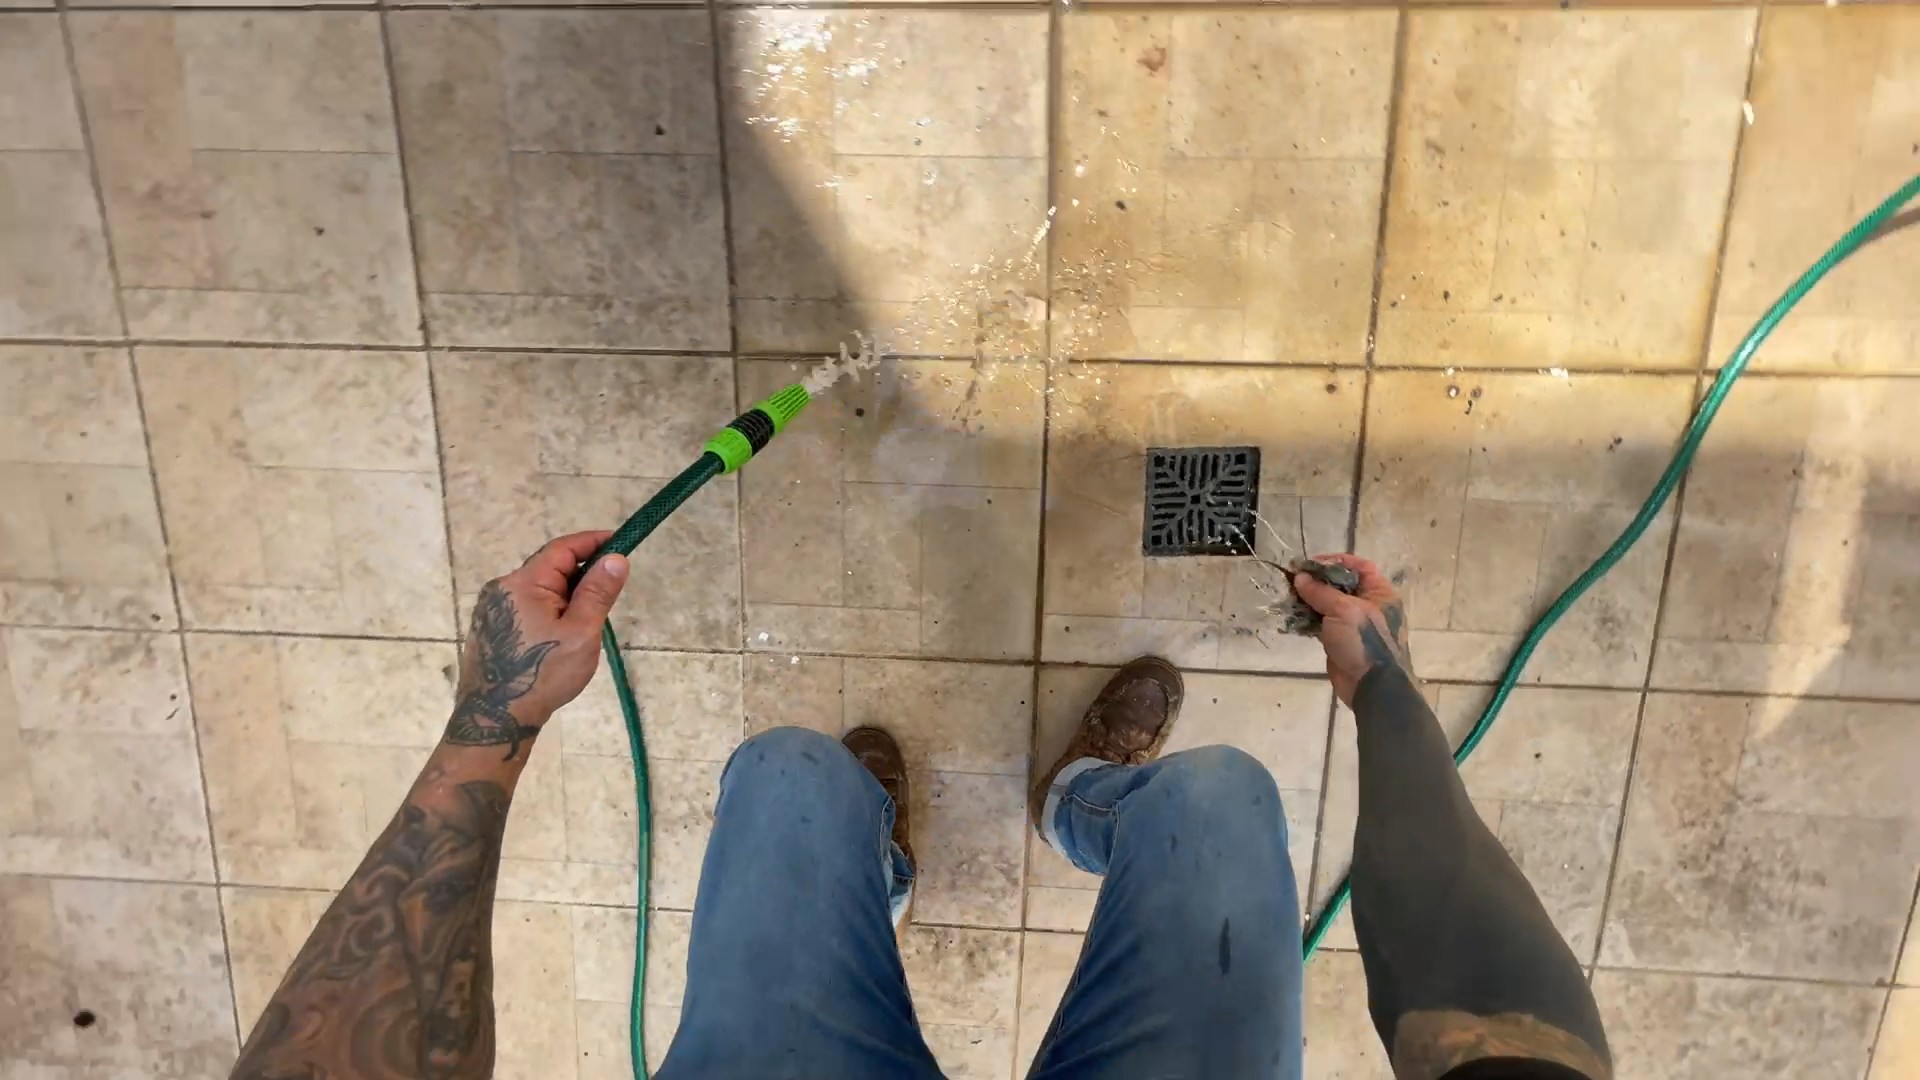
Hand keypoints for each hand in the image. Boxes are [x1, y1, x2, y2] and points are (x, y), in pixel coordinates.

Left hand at [444, 531, 629, 759]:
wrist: (494, 718)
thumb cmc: (543, 673)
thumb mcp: (581, 632)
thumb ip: (598, 592)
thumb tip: (616, 558)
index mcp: (523, 583)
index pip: (562, 548)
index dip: (593, 541)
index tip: (621, 543)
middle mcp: (503, 589)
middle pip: (550, 567)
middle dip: (584, 572)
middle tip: (612, 591)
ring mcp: (494, 610)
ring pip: (541, 589)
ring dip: (569, 594)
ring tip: (590, 619)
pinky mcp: (492, 628)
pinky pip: (529, 605)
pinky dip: (553, 608)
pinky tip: (564, 633)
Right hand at [1292, 553, 1413, 707]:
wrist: (1371, 686)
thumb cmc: (1364, 642)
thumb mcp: (1343, 611)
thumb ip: (1320, 592)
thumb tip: (1300, 577)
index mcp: (1379, 593)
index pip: (1359, 566)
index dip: (1335, 561)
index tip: (1310, 564)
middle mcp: (1368, 605)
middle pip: (1340, 583)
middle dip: (1316, 580)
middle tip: (1294, 580)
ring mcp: (1353, 623)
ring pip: (1328, 602)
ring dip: (1308, 599)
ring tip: (1288, 597)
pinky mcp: (1339, 638)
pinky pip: (1321, 621)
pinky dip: (1307, 617)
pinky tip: (1292, 615)